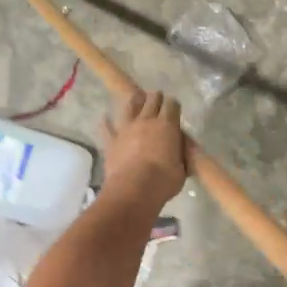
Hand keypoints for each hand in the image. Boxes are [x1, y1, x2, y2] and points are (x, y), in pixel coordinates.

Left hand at [100, 90, 187, 205]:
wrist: (134, 189)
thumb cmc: (163, 180)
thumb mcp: (182, 169)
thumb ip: (180, 155)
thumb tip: (179, 152)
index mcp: (167, 125)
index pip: (172, 105)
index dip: (173, 104)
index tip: (174, 108)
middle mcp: (146, 121)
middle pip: (152, 99)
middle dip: (156, 98)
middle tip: (157, 100)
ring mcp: (126, 128)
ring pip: (130, 106)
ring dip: (135, 101)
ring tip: (136, 98)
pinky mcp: (111, 140)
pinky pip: (107, 127)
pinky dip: (106, 122)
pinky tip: (105, 118)